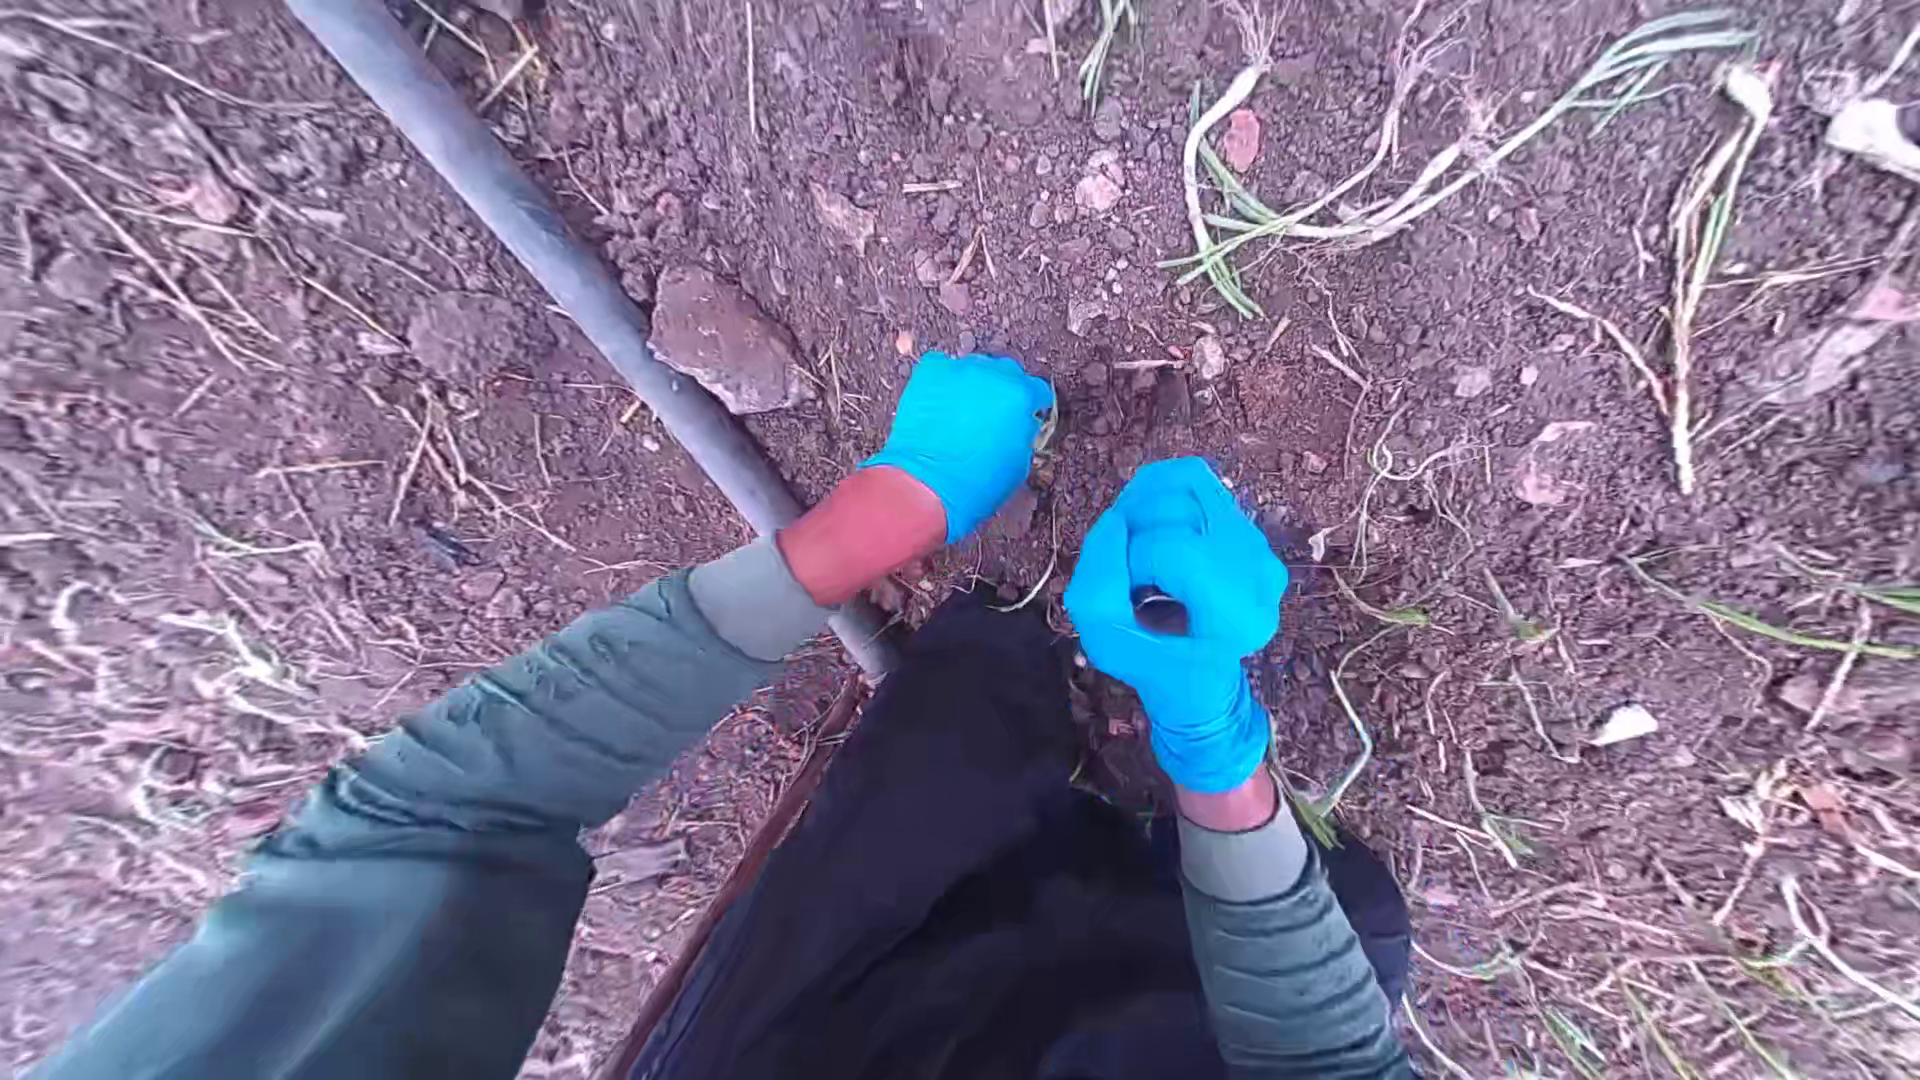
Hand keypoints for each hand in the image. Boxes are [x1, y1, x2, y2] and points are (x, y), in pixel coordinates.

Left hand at [862, 351, 1054, 542]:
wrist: (926, 486)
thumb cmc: (974, 484)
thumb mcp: (1017, 465)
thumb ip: (1023, 435)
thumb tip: (1020, 426)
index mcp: (1020, 397)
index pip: (1036, 390)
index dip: (1032, 405)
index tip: (1026, 412)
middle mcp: (992, 375)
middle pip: (1006, 373)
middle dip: (1003, 393)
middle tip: (993, 415)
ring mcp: (959, 371)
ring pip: (974, 369)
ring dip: (973, 386)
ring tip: (963, 412)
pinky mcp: (929, 373)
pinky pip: (941, 369)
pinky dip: (943, 383)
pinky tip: (940, 404)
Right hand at [1064, 457, 1287, 793]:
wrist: (1193, 673)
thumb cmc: (1151, 664)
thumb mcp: (1106, 643)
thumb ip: (1097, 588)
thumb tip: (1114, 519)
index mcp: (1238, 615)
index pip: (1173, 550)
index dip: (1130, 563)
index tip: (1125, 594)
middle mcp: (1261, 573)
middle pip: (1177, 508)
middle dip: (1132, 532)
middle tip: (1125, 569)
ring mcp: (1258, 544)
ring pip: (1183, 484)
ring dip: (1141, 510)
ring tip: (1135, 548)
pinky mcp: (1245, 524)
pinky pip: (1192, 477)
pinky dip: (1156, 490)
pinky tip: (1145, 523)